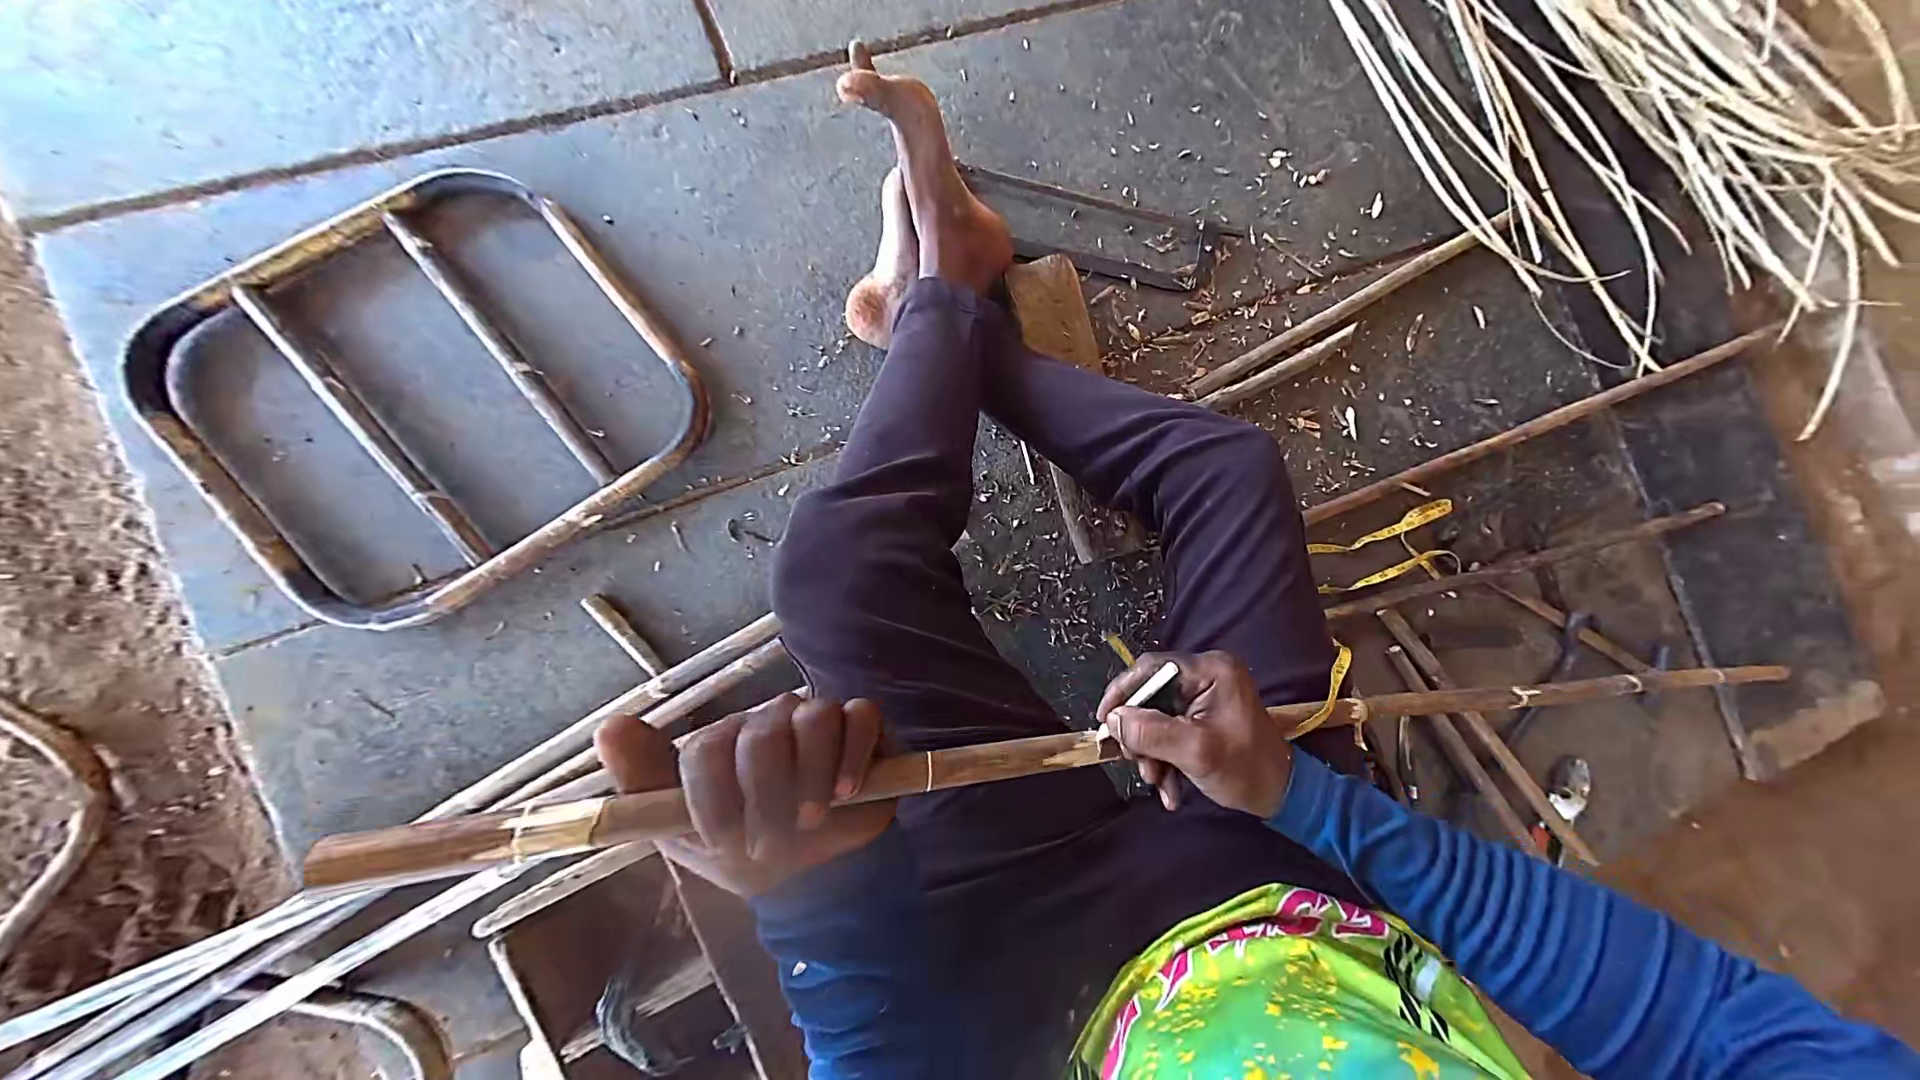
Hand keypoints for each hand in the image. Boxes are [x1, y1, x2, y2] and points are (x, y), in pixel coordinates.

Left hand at [594, 694, 894, 896]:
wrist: (812, 873)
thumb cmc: (748, 848)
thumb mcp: (687, 831)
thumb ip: (645, 782)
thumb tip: (609, 727)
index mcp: (726, 741)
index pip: (707, 748)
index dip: (712, 797)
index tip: (722, 841)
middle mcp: (771, 718)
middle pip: (761, 735)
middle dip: (765, 797)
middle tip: (769, 841)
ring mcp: (819, 715)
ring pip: (814, 719)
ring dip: (812, 775)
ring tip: (811, 819)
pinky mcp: (862, 723)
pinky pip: (860, 718)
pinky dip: (852, 753)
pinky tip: (848, 791)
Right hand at [1096, 651, 1292, 818]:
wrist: (1283, 797)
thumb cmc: (1246, 769)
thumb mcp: (1195, 751)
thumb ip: (1151, 732)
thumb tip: (1113, 720)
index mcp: (1211, 670)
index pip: (1152, 668)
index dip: (1123, 691)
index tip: (1106, 719)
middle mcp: (1206, 675)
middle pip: (1150, 694)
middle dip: (1140, 732)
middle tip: (1135, 760)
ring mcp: (1204, 696)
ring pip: (1155, 716)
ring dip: (1150, 751)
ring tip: (1157, 781)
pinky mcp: (1202, 716)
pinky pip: (1168, 729)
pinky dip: (1164, 757)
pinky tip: (1170, 787)